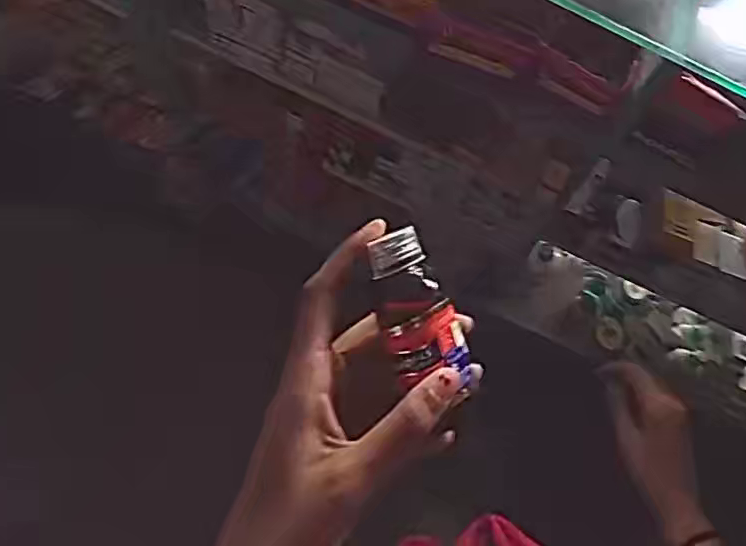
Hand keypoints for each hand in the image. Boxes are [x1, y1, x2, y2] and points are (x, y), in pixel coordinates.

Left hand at [217, 220, 482, 545]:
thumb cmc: (282, 532)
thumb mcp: (350, 478)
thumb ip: (405, 429)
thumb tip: (454, 377)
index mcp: (304, 382)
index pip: (320, 300)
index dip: (347, 259)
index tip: (379, 230)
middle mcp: (317, 390)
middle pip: (369, 338)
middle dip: (415, 327)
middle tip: (459, 327)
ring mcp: (328, 420)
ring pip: (382, 376)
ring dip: (422, 373)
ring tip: (463, 374)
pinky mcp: (340, 449)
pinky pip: (384, 415)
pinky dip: (415, 416)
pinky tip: (445, 430)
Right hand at [600, 362, 713, 545]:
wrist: (678, 501)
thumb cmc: (649, 475)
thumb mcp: (627, 440)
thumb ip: (618, 407)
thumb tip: (609, 384)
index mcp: (659, 403)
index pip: (636, 372)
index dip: (616, 367)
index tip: (599, 371)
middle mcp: (673, 399)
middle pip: (647, 374)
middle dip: (626, 373)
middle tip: (604, 378)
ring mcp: (680, 407)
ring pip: (654, 383)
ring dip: (636, 382)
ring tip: (614, 388)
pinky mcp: (683, 416)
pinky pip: (662, 394)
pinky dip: (646, 392)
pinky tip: (633, 402)